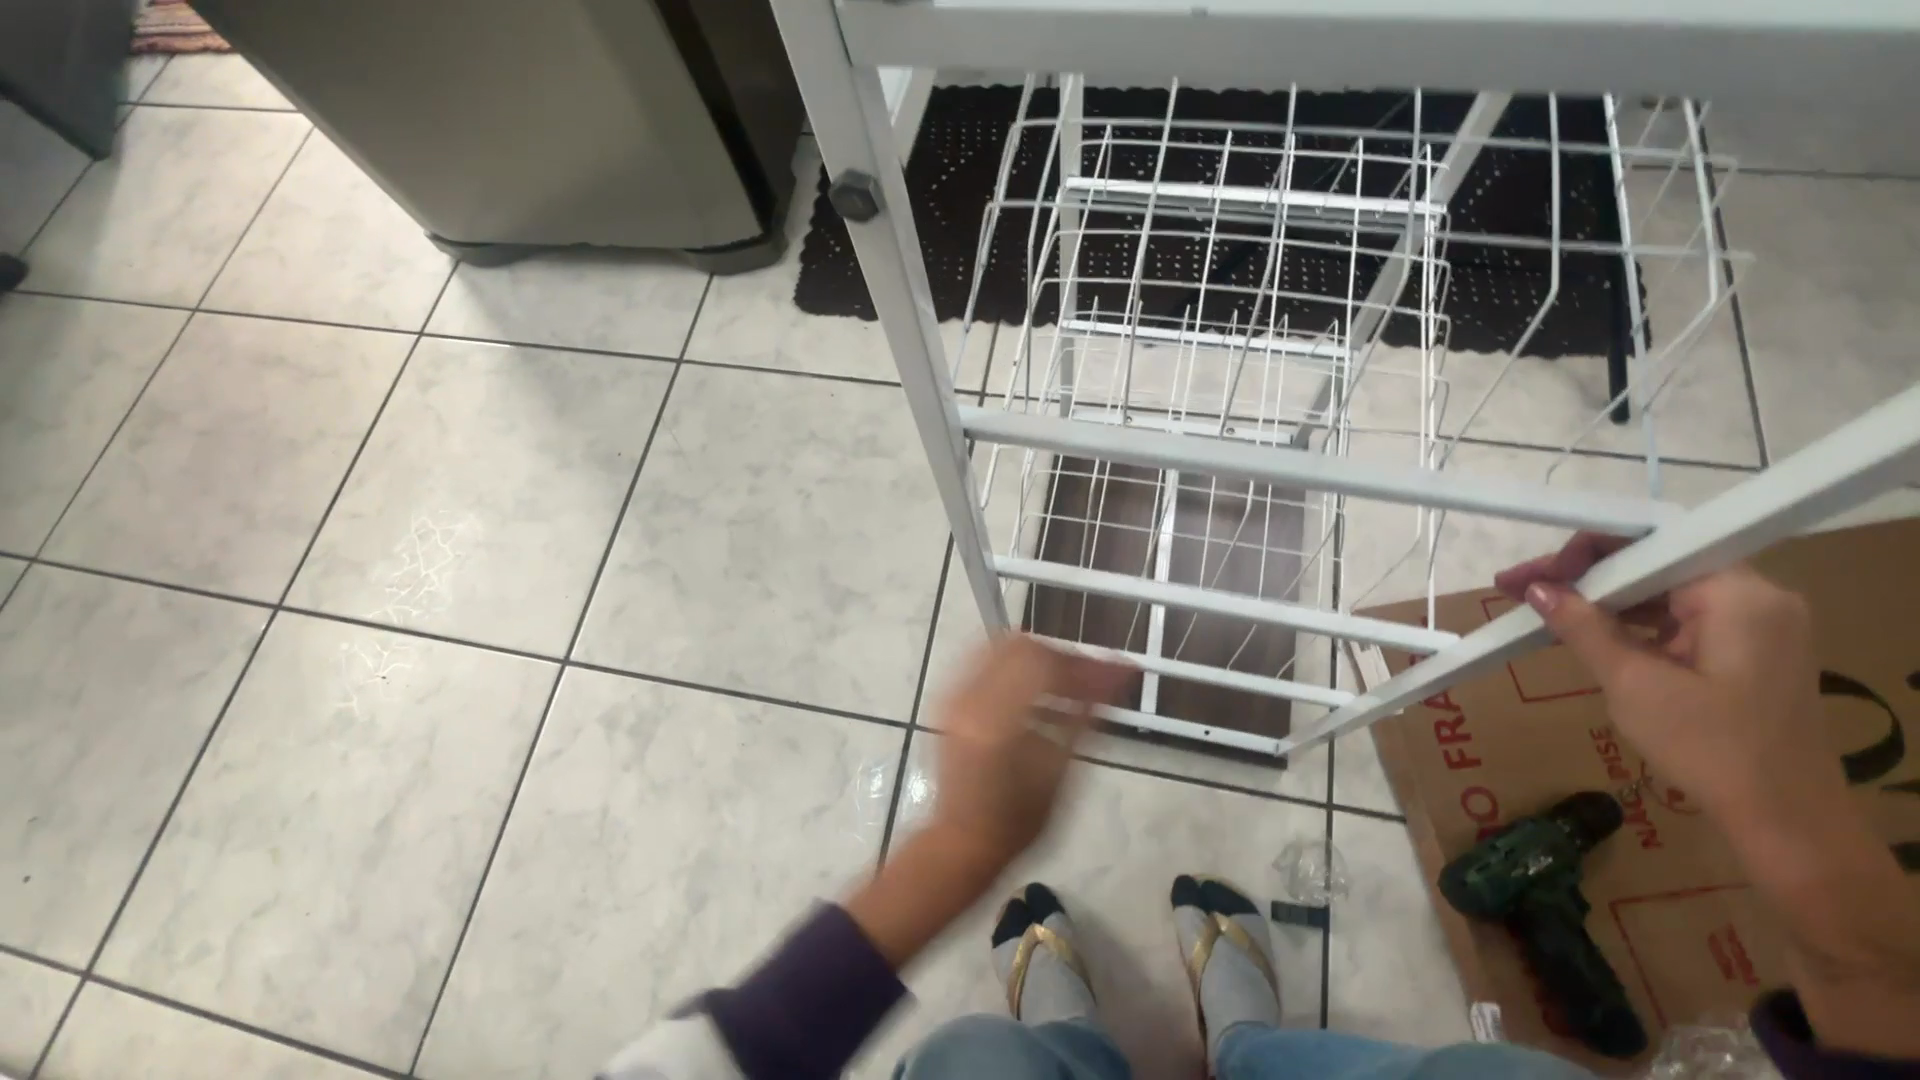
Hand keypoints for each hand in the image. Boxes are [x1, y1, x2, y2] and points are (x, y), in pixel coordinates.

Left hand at [843, 636, 1131, 971]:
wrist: (961, 841)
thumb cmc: (1018, 821)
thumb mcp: (1060, 772)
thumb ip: (1085, 716)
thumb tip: (1117, 674)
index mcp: (998, 720)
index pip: (1045, 662)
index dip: (1085, 662)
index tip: (1116, 671)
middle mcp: (969, 698)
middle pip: (1020, 645)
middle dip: (1061, 655)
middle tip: (1090, 676)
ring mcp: (953, 697)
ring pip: (1001, 648)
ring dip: (1038, 658)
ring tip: (1068, 684)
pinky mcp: (947, 701)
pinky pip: (985, 663)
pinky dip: (1016, 668)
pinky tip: (1038, 692)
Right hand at [1499, 535, 1919, 1057]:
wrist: (1784, 818)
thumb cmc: (1707, 745)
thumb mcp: (1632, 682)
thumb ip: (1582, 626)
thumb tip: (1537, 588)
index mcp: (1737, 593)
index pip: (1647, 543)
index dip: (1580, 553)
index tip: (1528, 575)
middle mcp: (1756, 596)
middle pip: (1653, 564)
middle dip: (1582, 576)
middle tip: (1518, 590)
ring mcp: (1757, 624)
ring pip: (1661, 591)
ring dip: (1602, 601)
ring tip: (1541, 611)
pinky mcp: (1750, 650)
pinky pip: (1679, 618)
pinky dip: (1631, 623)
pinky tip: (1587, 635)